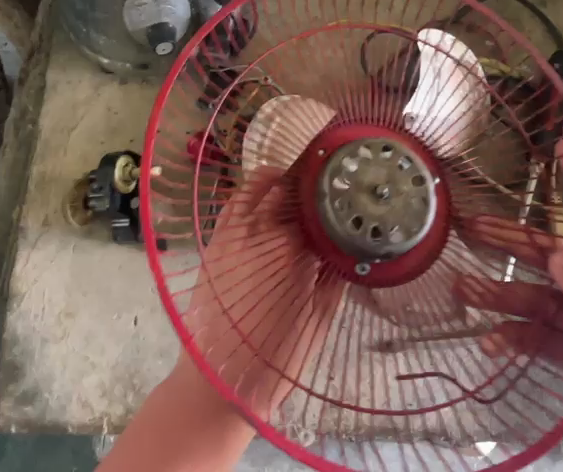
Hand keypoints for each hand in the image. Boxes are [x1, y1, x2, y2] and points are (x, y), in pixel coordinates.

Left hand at [101, 169, 342, 471]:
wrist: (217, 382)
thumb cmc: (274, 359)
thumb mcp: (318, 321)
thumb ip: (333, 279)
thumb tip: (346, 250)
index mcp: (295, 252)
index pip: (320, 211)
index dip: (334, 203)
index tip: (347, 197)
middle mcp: (263, 232)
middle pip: (291, 192)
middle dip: (309, 187)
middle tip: (325, 187)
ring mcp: (234, 233)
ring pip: (259, 188)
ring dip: (279, 181)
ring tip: (296, 182)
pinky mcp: (215, 240)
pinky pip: (234, 203)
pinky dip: (251, 191)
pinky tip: (265, 194)